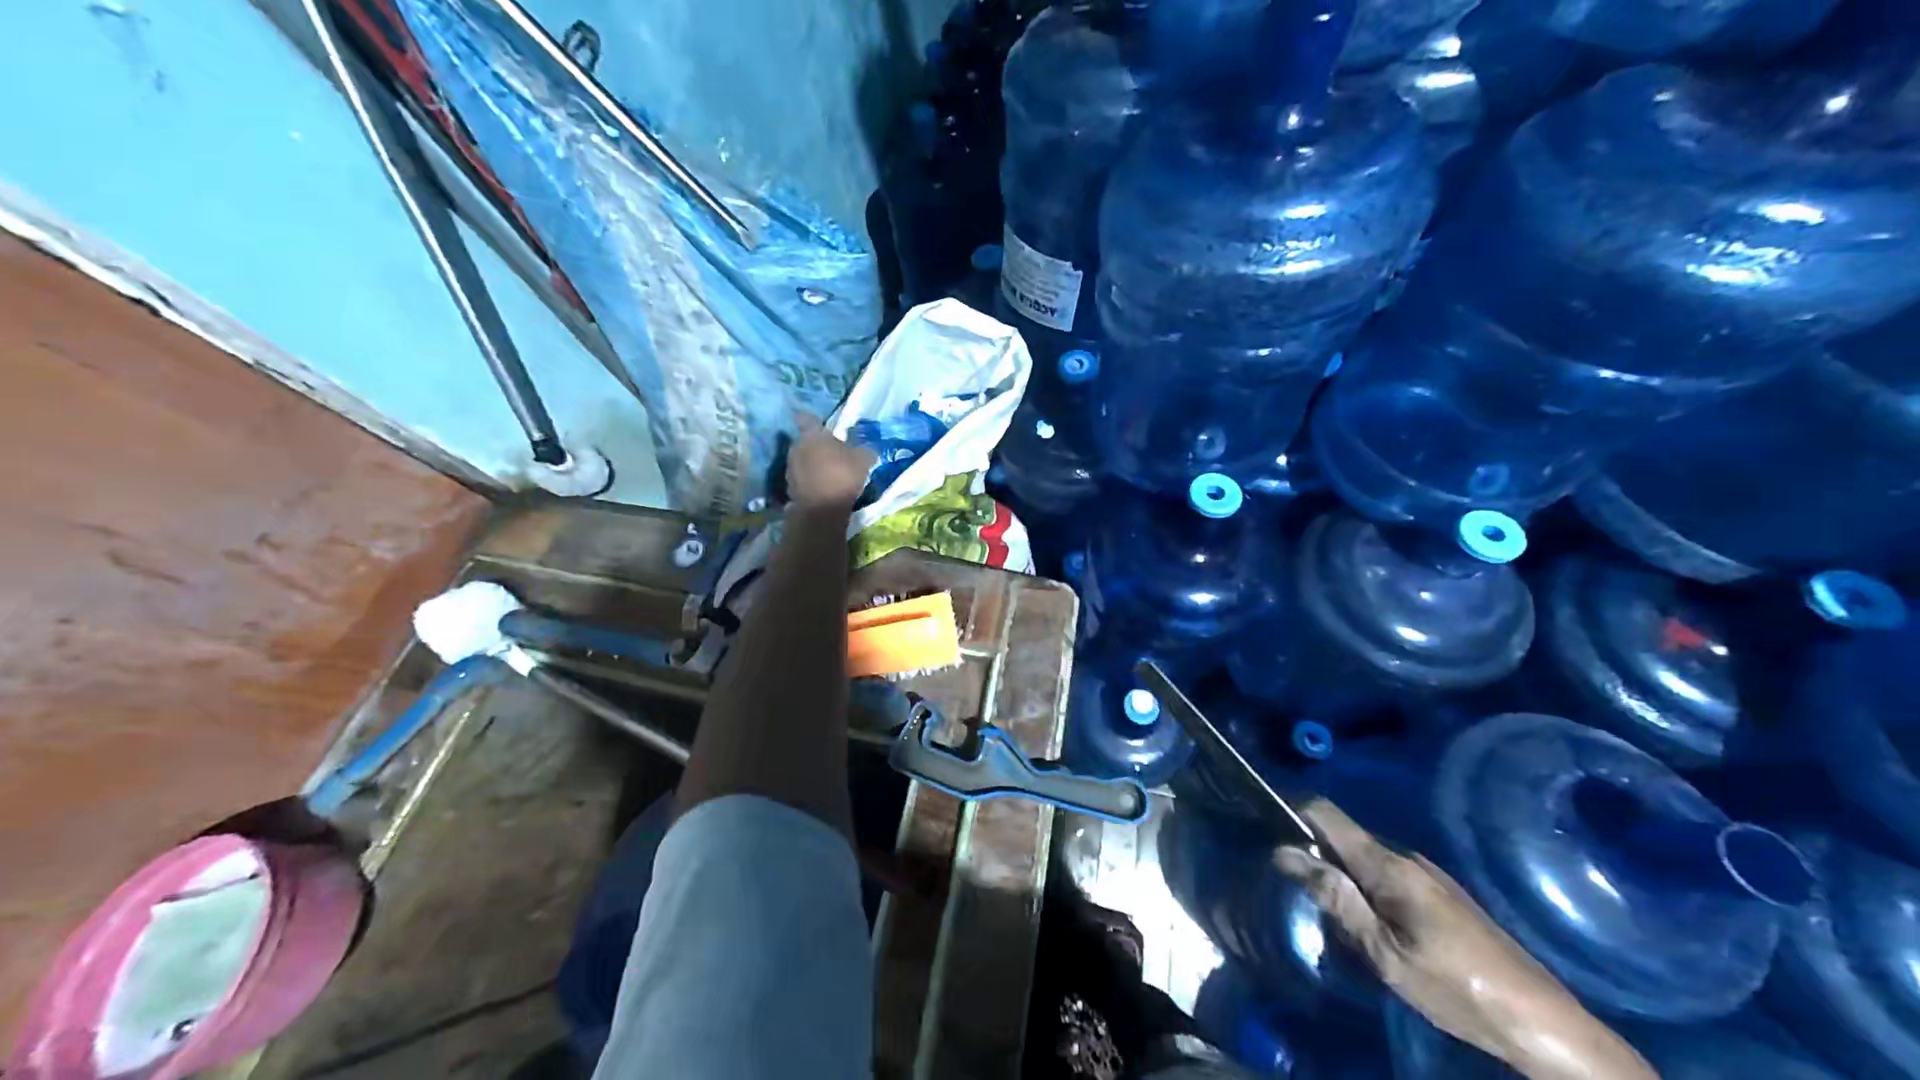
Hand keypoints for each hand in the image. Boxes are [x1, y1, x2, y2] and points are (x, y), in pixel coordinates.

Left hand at [786, 414, 875, 510]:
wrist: (821, 510)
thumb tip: (868, 448)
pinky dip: (810, 481)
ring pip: (802, 460)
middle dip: (817, 446)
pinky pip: (802, 479)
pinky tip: (824, 489)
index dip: (815, 422)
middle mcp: (796, 447)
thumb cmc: (842, 475)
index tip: (823, 428)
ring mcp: (790, 469)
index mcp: (812, 435)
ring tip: (829, 474)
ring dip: (813, 465)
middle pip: (805, 441)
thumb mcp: (864, 459)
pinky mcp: (789, 488)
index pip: (807, 419)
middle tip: (833, 454)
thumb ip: (864, 449)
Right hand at [1274, 800, 1655, 1079]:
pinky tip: (1364, 924)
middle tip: (1288, 885)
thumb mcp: (1384, 952)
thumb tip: (1285, 852)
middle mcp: (1405, 857)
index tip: (1260, 822)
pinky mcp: (1439, 894)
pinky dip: (1362, 888)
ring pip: (1362, 858)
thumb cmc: (1456, 988)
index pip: (1325, 813)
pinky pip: (1384, 875)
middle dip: (1310, 851)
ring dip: (1337, 874)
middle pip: (1341, 836)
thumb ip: (1335, 898)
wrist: (1543, 1022)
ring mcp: (1426, 874)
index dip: (1290, 808)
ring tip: (1323, 911)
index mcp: (1387, 865)